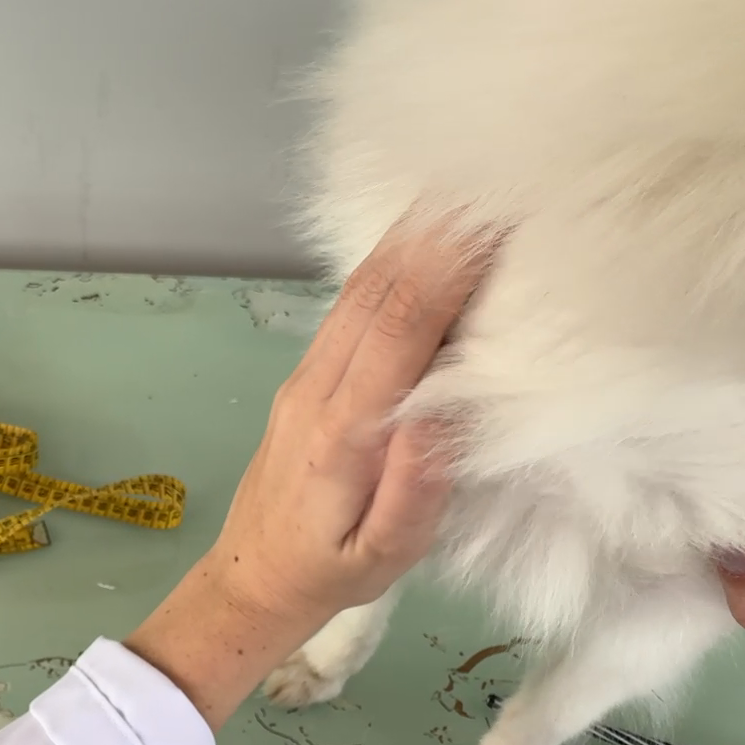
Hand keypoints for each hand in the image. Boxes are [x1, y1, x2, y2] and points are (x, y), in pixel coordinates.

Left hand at [126, 222, 496, 727]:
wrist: (251, 575)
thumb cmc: (326, 573)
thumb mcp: (381, 557)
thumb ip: (412, 491)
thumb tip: (442, 412)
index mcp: (339, 433)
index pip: (395, 332)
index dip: (442, 269)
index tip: (493, 212)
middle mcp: (314, 390)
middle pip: (372, 295)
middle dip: (430, 232)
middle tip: (490, 170)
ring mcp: (302, 379)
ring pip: (355, 294)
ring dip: (407, 240)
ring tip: (461, 187)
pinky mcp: (302, 380)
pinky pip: (346, 313)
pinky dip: (386, 269)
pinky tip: (417, 244)